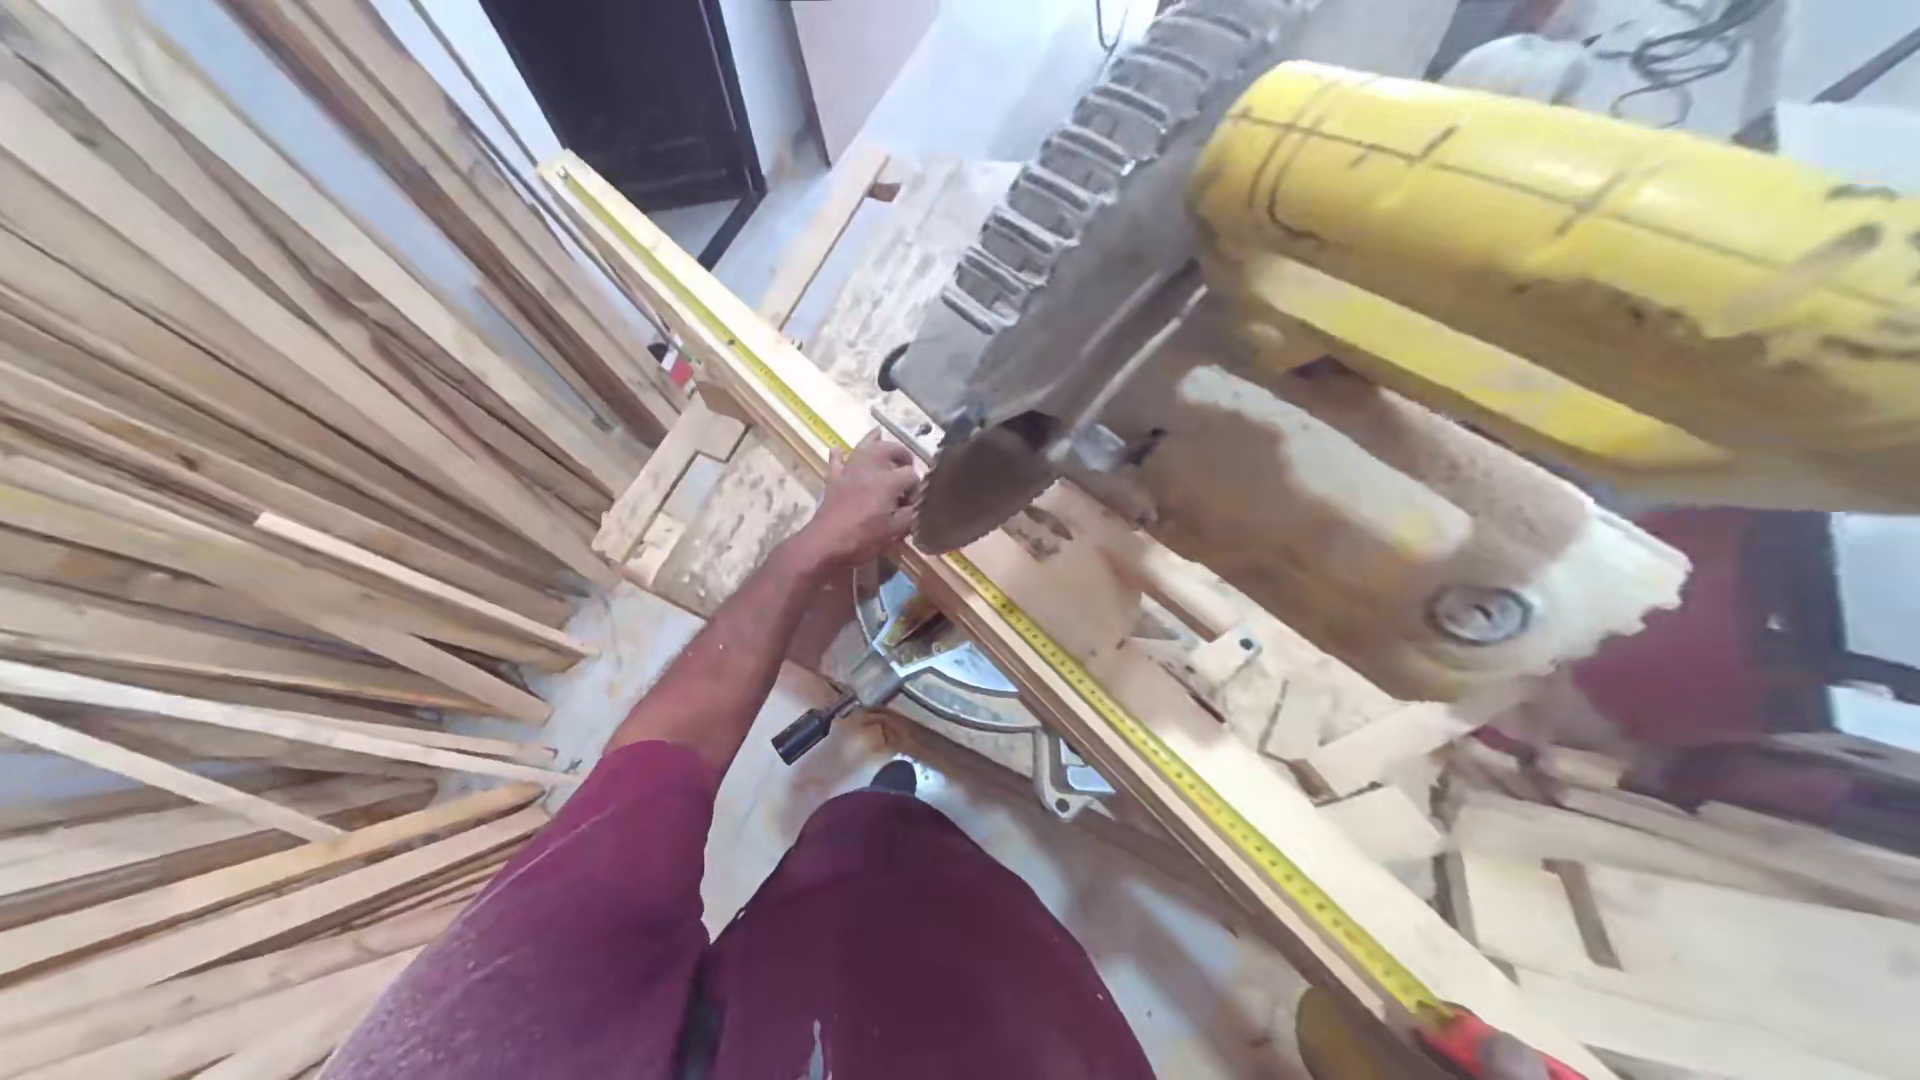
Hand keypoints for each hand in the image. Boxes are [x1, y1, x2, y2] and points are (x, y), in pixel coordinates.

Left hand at [791, 429, 919, 571]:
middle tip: (908, 466)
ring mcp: (850, 472)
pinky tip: (840, 450)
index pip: (911, 475)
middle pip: (890, 449)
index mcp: (889, 481)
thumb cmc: (863, 538)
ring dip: (873, 440)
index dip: (917, 487)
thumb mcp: (895, 531)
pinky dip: (839, 455)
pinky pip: (836, 462)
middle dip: (902, 454)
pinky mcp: (834, 480)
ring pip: (863, 447)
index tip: (915, 503)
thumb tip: (918, 507)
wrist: (826, 543)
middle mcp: (870, 469)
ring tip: (880, 434)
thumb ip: (911, 515)